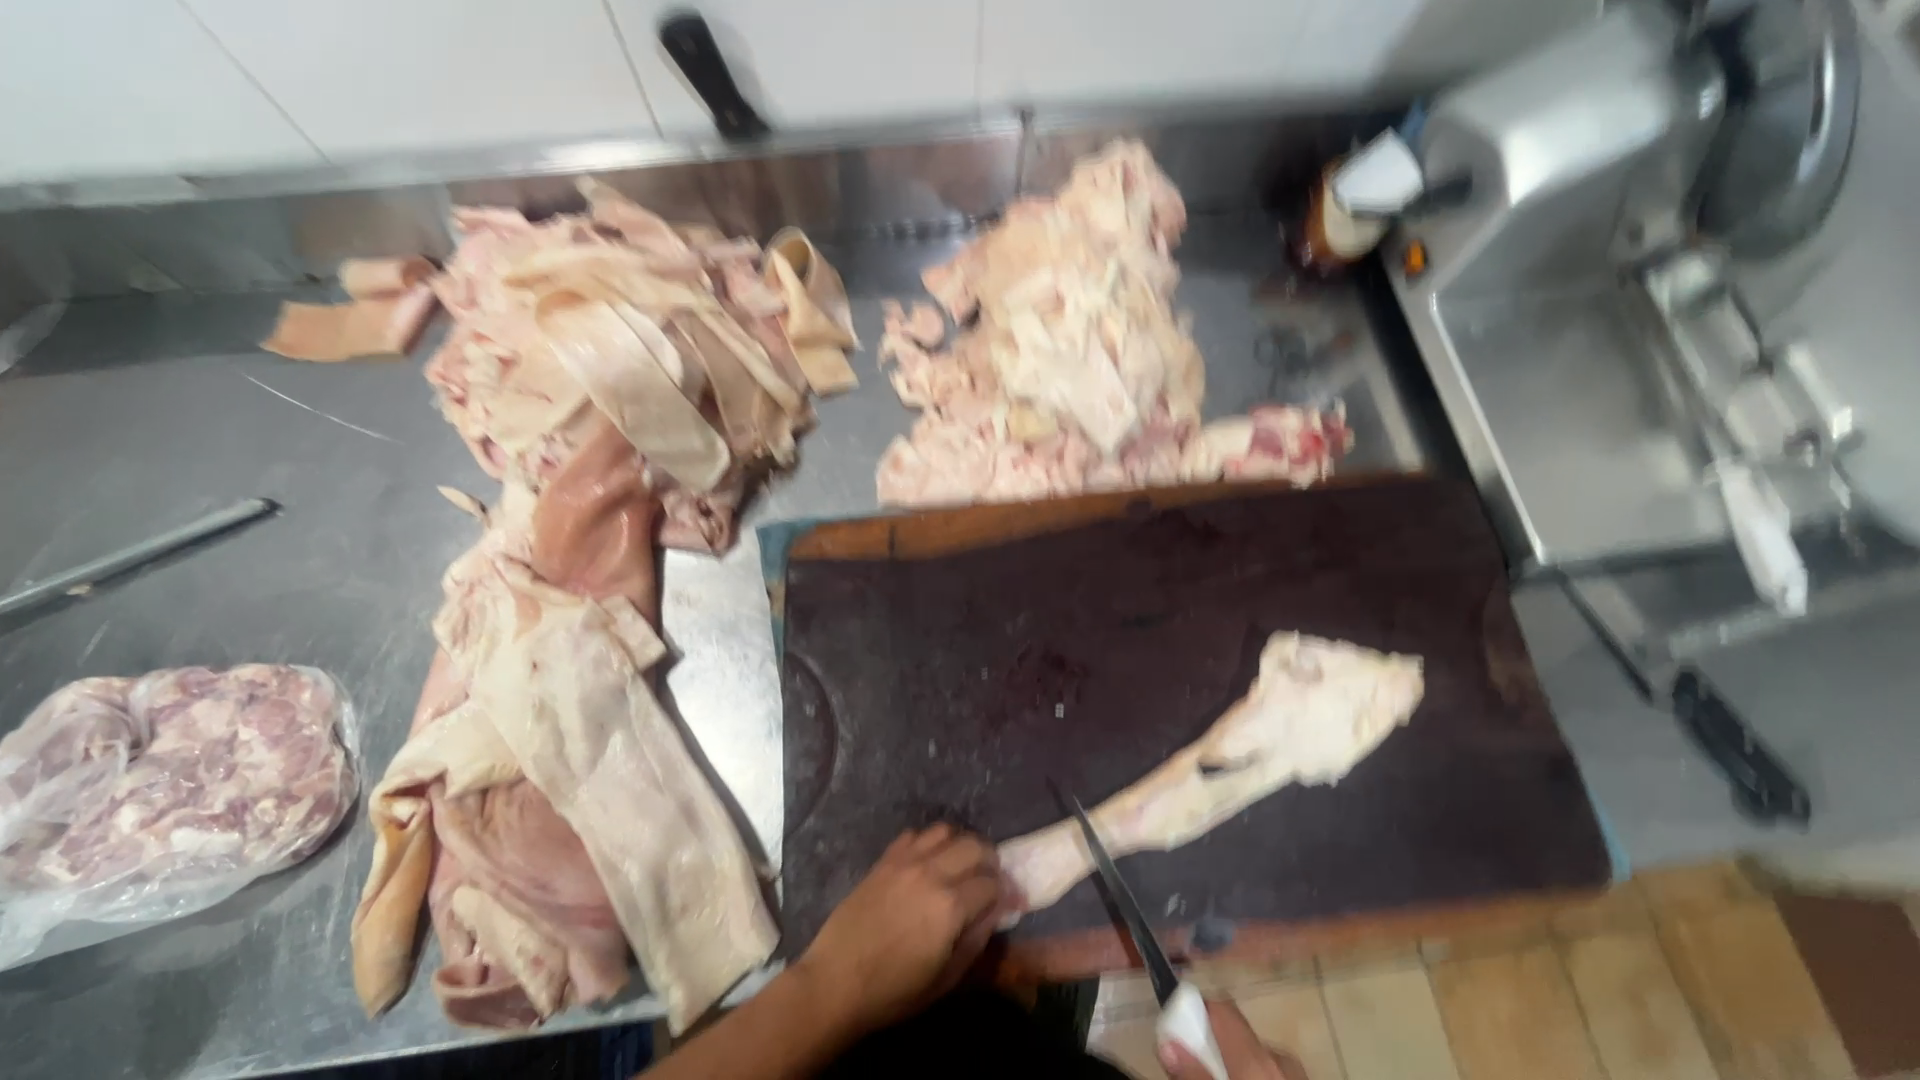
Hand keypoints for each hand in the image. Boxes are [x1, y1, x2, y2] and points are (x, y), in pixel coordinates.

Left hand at [795, 825, 1020, 1036]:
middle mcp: (931, 874)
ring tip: (960, 866)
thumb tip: (996, 912)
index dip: (1008, 892)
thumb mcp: (947, 978)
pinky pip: (915, 835)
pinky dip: (929, 843)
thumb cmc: (894, 990)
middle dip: (990, 861)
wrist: (836, 982)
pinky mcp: (884, 860)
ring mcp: (905, 862)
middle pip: (976, 846)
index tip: (1012, 903)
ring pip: (946, 831)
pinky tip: (928, 863)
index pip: (993, 883)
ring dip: (960, 845)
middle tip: (990, 881)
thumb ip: (976, 939)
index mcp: (951, 907)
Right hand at [1160, 999, 1308, 1079]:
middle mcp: (1281, 1060)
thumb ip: (1192, 1076)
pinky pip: (1275, 1077)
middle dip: (1214, 1052)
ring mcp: (1298, 1076)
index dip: (1197, 1012)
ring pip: (1258, 1062)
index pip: (1221, 1009)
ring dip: (1237, 1070)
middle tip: (1196, 1074)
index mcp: (1256, 1058)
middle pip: (1238, 1038)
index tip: (1178, 1031)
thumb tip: (1167, 1043)